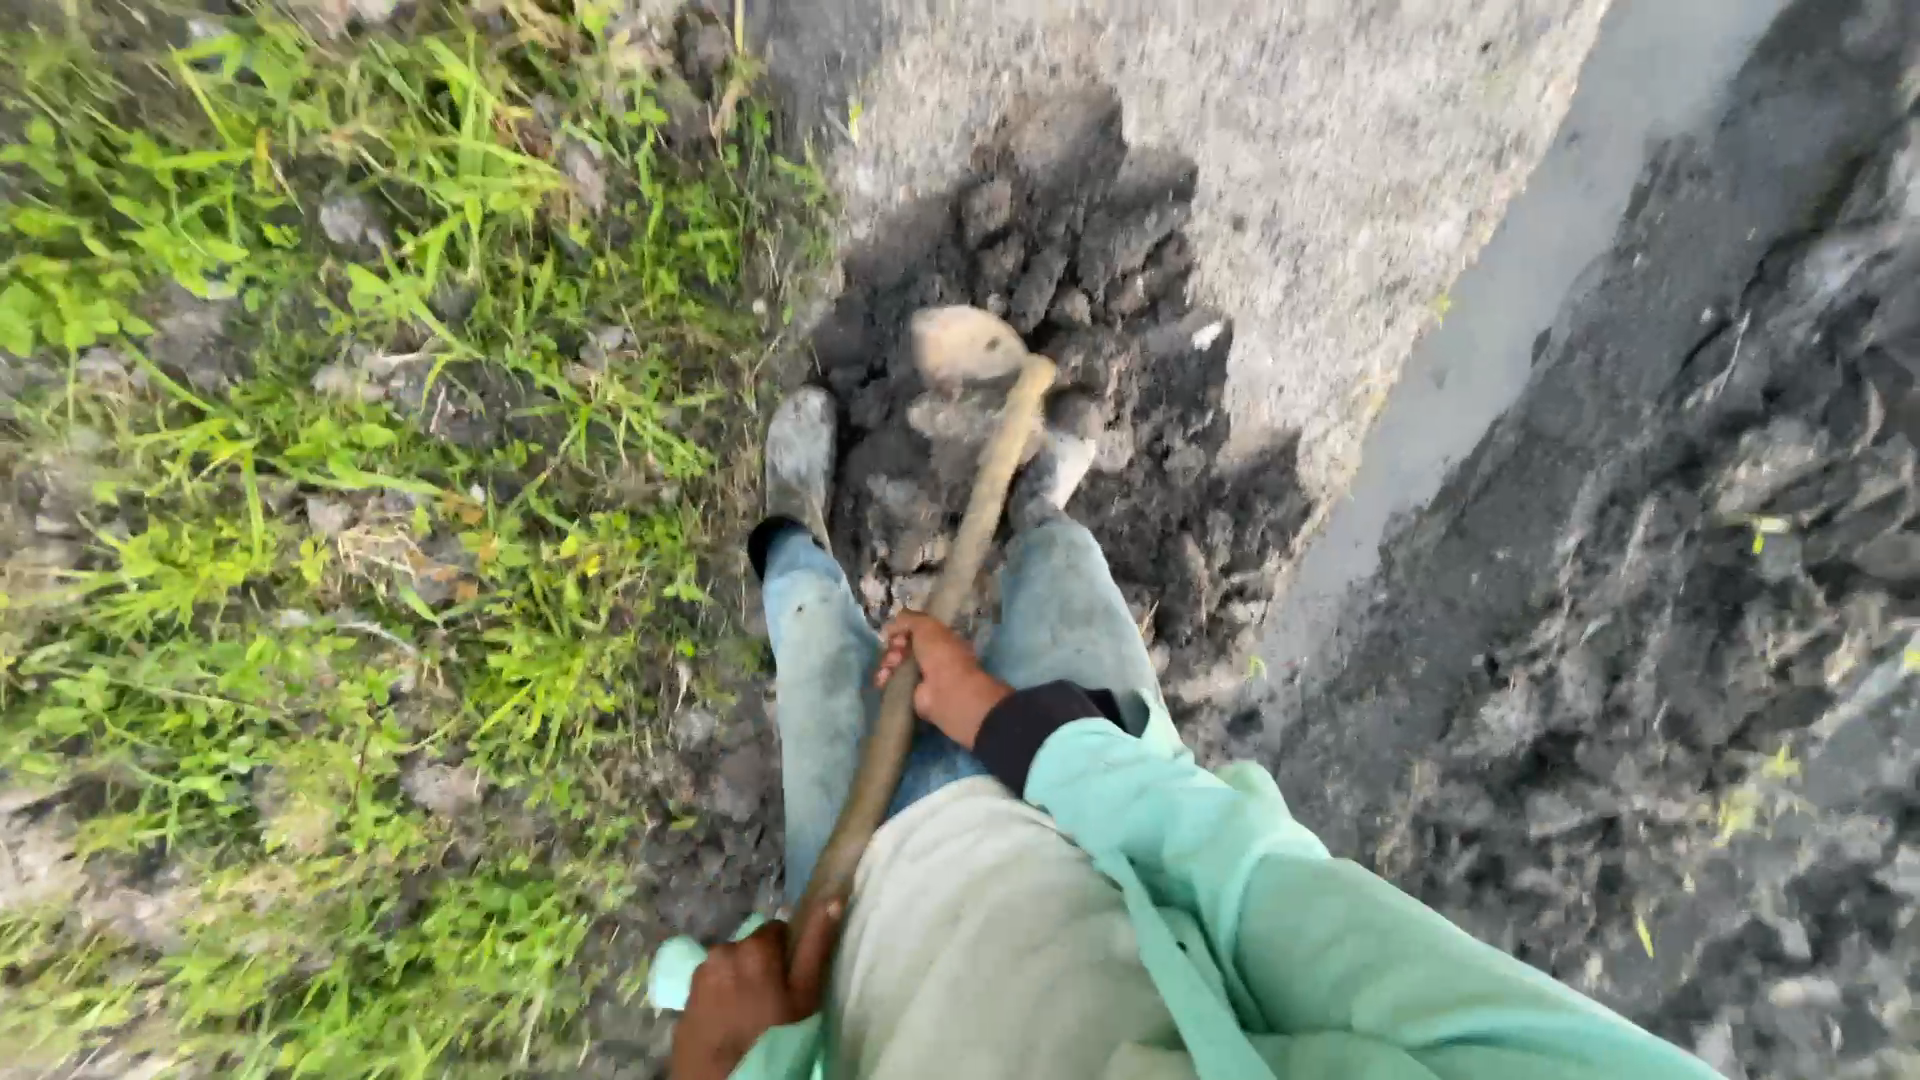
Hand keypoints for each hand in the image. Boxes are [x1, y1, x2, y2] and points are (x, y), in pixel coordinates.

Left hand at [670, 907, 842, 1079]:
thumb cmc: (773, 1037)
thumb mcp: (805, 993)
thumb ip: (817, 942)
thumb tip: (832, 898)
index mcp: (753, 946)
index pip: (777, 931)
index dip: (786, 955)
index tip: (788, 981)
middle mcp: (721, 951)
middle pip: (749, 949)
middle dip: (759, 967)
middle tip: (769, 1002)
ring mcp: (698, 978)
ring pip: (727, 969)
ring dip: (737, 982)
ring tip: (747, 1016)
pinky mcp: (683, 1003)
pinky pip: (708, 991)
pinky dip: (718, 1001)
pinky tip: (727, 1025)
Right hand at [875, 611, 1012, 748]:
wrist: (946, 689)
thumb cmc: (940, 652)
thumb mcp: (926, 625)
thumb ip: (907, 619)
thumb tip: (890, 627)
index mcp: (938, 639)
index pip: (913, 631)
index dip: (901, 630)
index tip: (897, 634)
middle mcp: (929, 657)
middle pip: (901, 647)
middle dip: (894, 647)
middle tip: (896, 652)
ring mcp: (919, 676)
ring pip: (893, 664)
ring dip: (887, 662)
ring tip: (891, 666)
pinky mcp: (909, 693)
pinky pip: (890, 682)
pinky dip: (884, 679)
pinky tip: (884, 679)